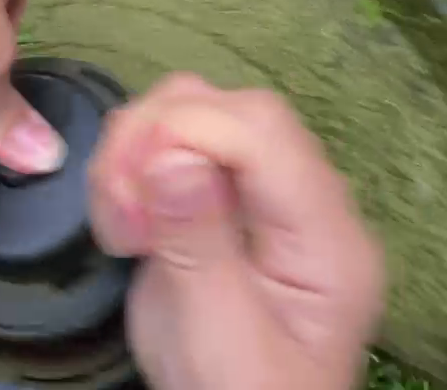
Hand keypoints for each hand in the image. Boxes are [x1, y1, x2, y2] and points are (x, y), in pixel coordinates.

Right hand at [88, 75, 384, 389]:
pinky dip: (131, 159)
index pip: (263, 130)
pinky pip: (169, 134)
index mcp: (327, 236)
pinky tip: (124, 216)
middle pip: (228, 108)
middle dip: (155, 135)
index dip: (187, 131)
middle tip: (120, 207)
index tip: (132, 185)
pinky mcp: (221, 187)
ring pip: (193, 106)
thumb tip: (168, 154)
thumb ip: (199, 246)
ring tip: (119, 220)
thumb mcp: (220, 341)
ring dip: (136, 147)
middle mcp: (303, 195)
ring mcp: (262, 187)